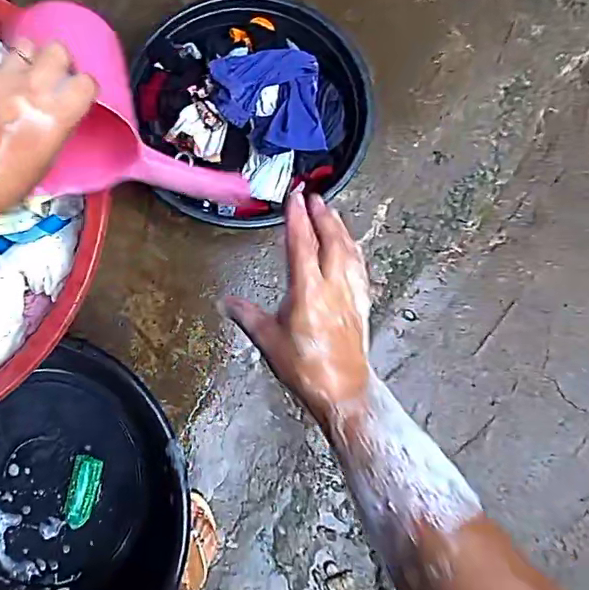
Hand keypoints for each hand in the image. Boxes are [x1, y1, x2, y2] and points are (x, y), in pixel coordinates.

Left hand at [0, 38, 97, 221]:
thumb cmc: (8, 183)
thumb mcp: (47, 158)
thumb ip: (57, 124)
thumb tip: (58, 108)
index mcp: (55, 114)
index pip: (86, 82)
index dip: (82, 88)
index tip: (75, 95)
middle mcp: (30, 89)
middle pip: (57, 49)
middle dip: (56, 62)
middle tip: (49, 78)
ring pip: (22, 48)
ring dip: (26, 62)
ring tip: (18, 81)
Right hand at [224, 191, 372, 424]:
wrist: (342, 391)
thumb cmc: (307, 369)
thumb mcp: (268, 340)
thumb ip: (247, 316)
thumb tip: (228, 303)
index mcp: (308, 291)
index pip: (302, 244)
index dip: (298, 218)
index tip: (295, 199)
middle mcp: (333, 288)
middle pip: (331, 241)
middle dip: (323, 216)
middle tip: (316, 198)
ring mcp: (350, 295)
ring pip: (348, 251)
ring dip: (340, 229)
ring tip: (334, 214)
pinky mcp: (360, 305)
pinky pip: (359, 269)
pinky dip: (354, 251)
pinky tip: (354, 249)